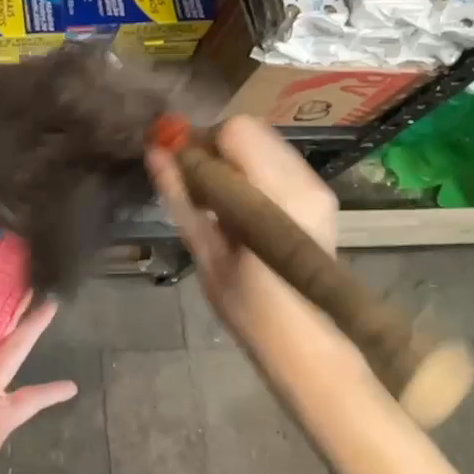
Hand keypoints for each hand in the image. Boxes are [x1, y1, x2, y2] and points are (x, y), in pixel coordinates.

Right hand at [146, 116, 344, 350]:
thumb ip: (181, 196)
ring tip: (211, 193)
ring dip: (230, 156)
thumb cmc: (250, 307)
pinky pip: (275, 159)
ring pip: (262, 141)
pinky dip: (248, 167)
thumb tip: (154, 151)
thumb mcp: (205, 252)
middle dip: (213, 145)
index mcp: (277, 196)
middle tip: (189, 177)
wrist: (306, 343)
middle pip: (249, 130)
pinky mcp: (319, 194)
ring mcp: (316, 186)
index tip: (175, 161)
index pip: (235, 132)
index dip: (199, 140)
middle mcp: (303, 181)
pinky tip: (235, 201)